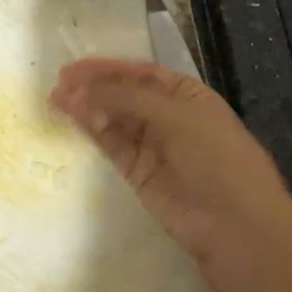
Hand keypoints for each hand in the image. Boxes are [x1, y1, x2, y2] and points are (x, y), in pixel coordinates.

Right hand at [50, 58, 291, 263]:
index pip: (140, 73)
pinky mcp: (136, 171)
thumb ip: (128, 99)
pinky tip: (73, 118)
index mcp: (185, 94)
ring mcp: (151, 144)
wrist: (234, 223)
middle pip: (123, 94)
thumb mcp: (178, 116)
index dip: (107, 68)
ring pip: (112, 118)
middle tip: (59, 84)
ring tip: (57, 100)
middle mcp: (167, 115)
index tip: (74, 69)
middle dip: (92, 87)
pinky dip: (92, 129)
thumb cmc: (216, 157)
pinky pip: (110, 143)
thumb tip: (81, 91)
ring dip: (86, 106)